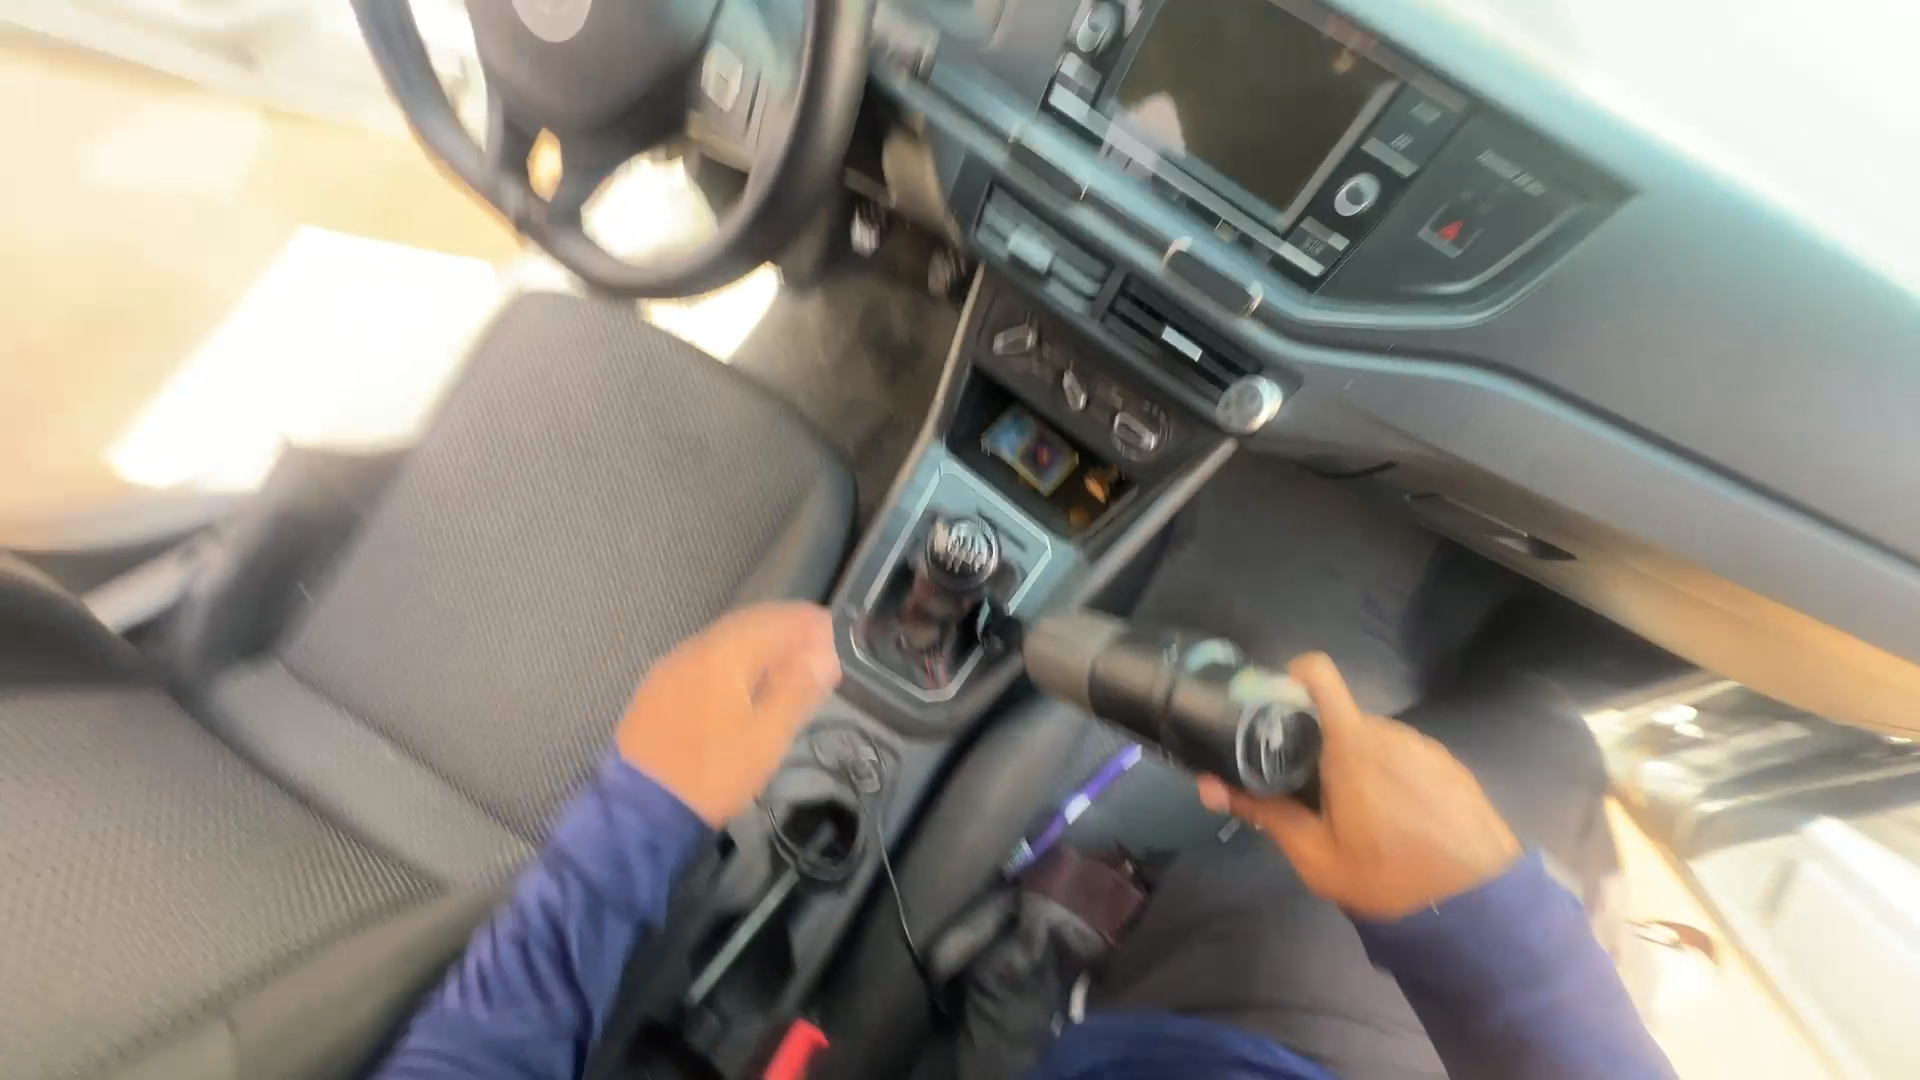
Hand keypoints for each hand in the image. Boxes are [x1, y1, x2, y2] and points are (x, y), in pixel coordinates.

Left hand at [617, 602, 841, 826]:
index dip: (807, 622)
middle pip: (747, 623)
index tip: (834, 629)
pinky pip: (706, 659)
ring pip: (725, 640)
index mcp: (722, 655)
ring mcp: (671, 668)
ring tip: (789, 661)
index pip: (773, 621)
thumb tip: (825, 656)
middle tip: (817, 644)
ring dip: (761, 643)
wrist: (639, 813)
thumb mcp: (767, 737)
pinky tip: (748, 679)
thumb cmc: (713, 773)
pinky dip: (736, 659)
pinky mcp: (658, 689)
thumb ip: (798, 691)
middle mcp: (693, 649)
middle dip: (785, 628)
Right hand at [1197, 653, 1520, 918]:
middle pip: (1337, 715)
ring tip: (1358, 812)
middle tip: (1310, 789)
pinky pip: (1404, 754)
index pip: (1316, 672)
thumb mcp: (1313, 853)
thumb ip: (1262, 812)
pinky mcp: (1451, 766)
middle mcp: (1389, 730)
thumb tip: (1208, 787)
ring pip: (1371, 737)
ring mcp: (1425, 746)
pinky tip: (1398, 819)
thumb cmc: (1387, 877)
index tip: (1273, 710)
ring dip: (1355, 760)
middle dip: (1317, 742)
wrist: (1485, 914)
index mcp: (1351, 742)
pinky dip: (1390, 774)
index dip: (1289, 677)